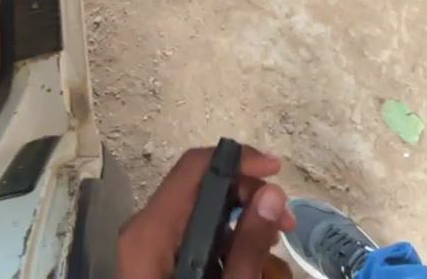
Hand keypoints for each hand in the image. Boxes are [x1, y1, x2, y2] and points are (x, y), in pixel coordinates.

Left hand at [117, 145, 296, 278]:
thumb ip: (247, 246)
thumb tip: (272, 193)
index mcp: (150, 232)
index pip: (196, 167)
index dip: (239, 158)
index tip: (278, 172)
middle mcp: (142, 232)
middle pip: (199, 189)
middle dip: (246, 197)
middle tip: (285, 221)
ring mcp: (144, 252)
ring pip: (198, 216)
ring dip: (238, 225)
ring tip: (269, 251)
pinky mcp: (152, 269)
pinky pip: (190, 240)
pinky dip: (220, 245)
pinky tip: (244, 267)